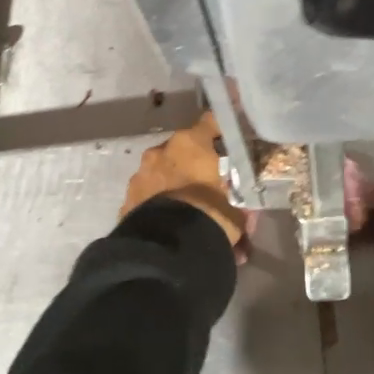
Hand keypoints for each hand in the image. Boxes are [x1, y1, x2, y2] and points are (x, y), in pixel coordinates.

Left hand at [121, 112, 247, 245]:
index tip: (231, 141)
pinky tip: (170, 223)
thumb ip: (240, 201)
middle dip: (195, 164)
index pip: (211, 122)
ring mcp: (141, 175)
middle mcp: (162, 151)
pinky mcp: (127, 200)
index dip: (222, 131)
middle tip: (209, 183)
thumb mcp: (236, 209)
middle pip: (183, 149)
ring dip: (175, 184)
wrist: (167, 251)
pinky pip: (149, 196)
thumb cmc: (209, 216)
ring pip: (163, 172)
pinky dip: (159, 204)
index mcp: (190, 143)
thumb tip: (246, 210)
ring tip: (188, 209)